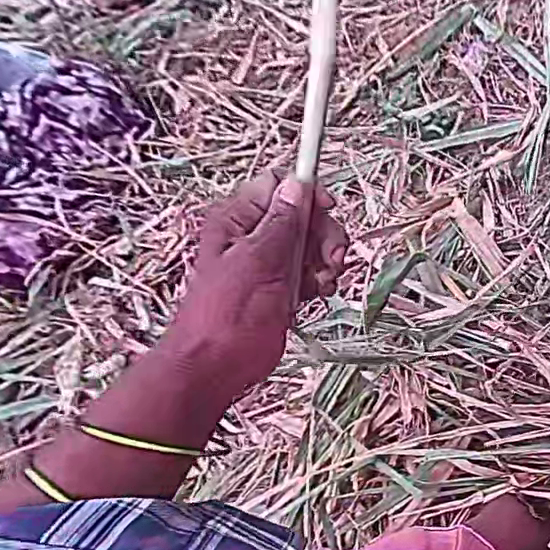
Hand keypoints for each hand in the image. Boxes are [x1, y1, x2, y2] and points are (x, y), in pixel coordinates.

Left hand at [170, 172, 349, 391]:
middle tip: (330, 258)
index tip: (328, 211)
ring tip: (323, 282)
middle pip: (302, 217)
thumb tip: (297, 186)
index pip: (278, 187)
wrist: (218, 364)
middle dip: (323, 234)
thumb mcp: (257, 259)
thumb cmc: (227, 314)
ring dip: (325, 261)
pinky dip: (321, 281)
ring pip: (311, 246)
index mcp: (237, 220)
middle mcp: (255, 238)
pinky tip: (319, 293)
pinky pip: (311, 273)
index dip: (306, 194)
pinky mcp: (283, 290)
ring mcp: (270, 265)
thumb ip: (281, 222)